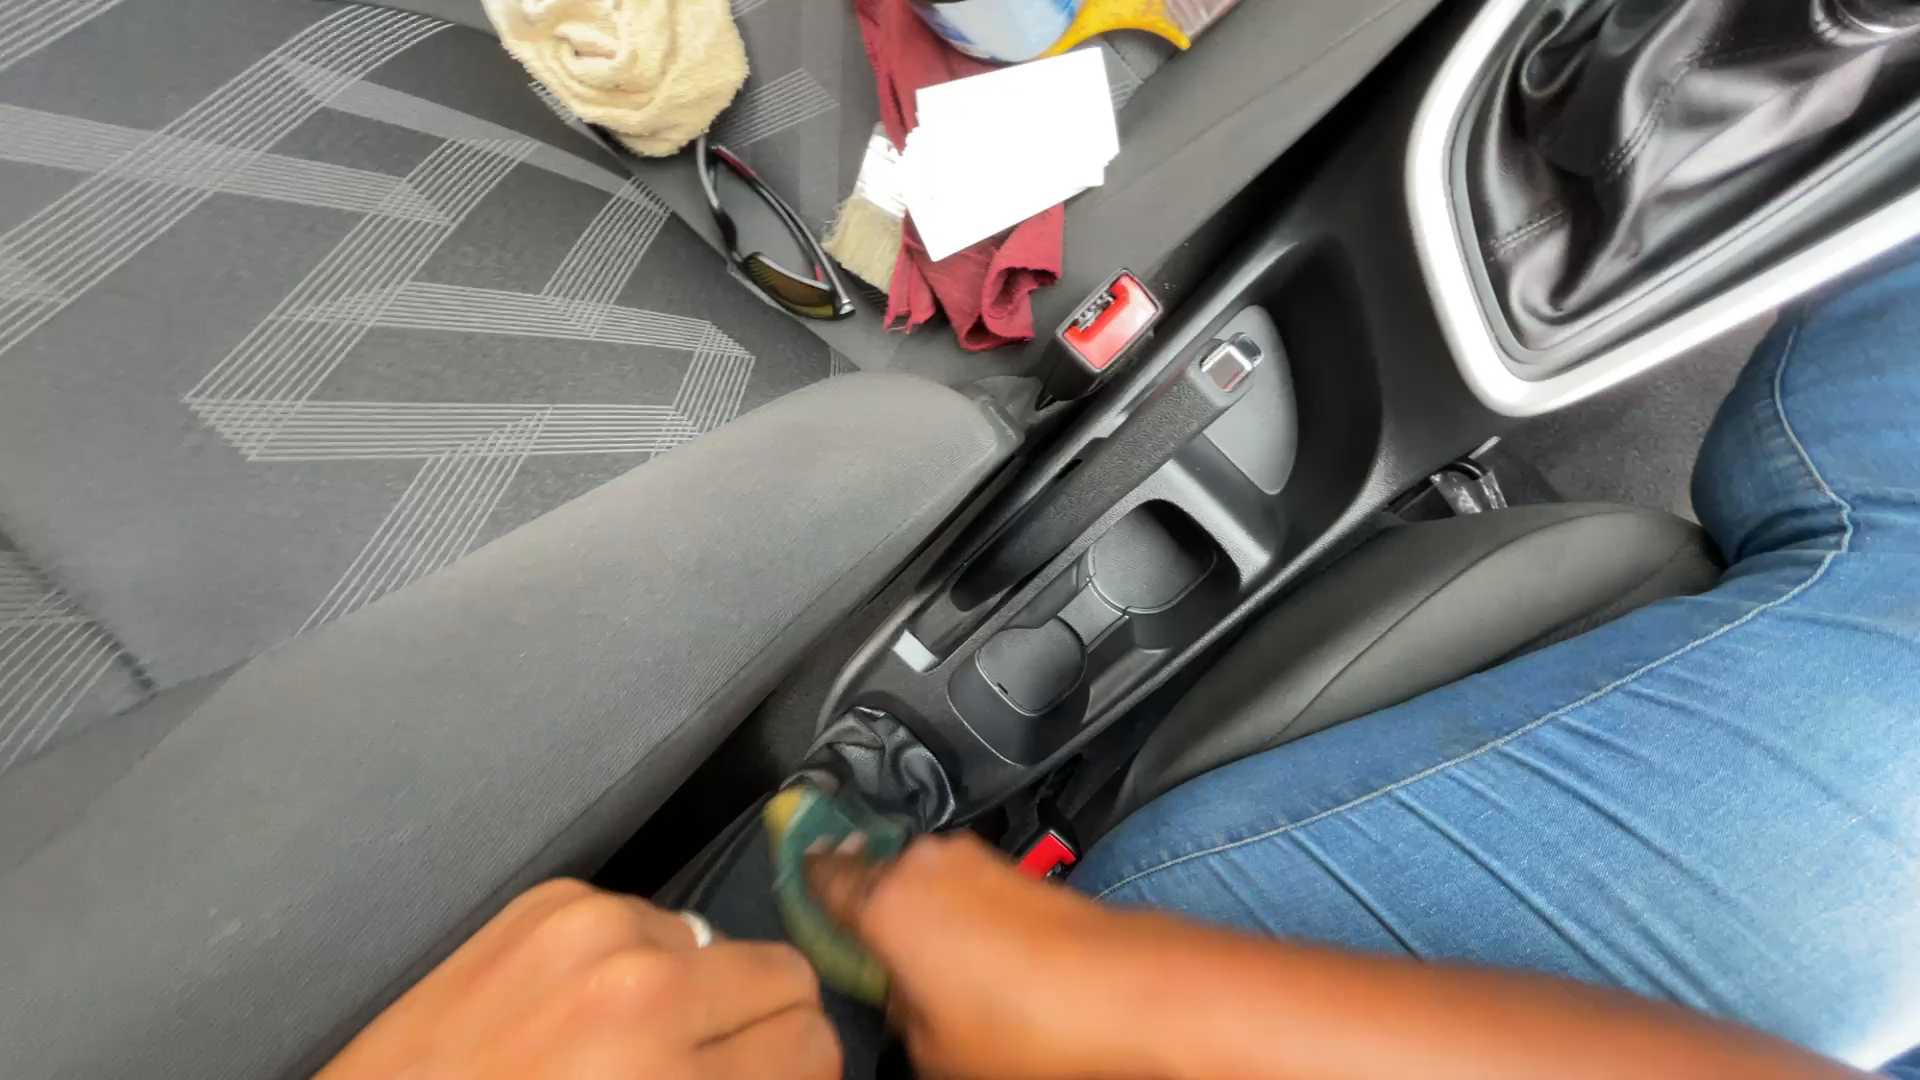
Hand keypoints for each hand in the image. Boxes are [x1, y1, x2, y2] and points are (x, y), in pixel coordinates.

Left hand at [318, 879, 839, 1079]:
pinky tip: (585, 1011)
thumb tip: (790, 1071)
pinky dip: (642, 965)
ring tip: (636, 1046)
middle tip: (721, 1070)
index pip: (810, 1044)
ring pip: (719, 944)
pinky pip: (650, 922)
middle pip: (786, 972)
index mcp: (660, 1076)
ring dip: (699, 996)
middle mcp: (640, 977)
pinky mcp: (552, 897)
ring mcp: (591, 923)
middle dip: (769, 1031)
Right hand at [807, 832, 1192, 1079]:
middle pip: (874, 873)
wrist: (1115, 986)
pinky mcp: (1005, 865)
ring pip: (918, 875)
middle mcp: (923, 863)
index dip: (807, 879)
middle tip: (867, 941)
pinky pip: (956, 879)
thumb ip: (897, 1009)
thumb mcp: (930, 1047)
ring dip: (913, 902)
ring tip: (926, 953)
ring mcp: (969, 857)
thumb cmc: (1018, 1024)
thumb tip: (901, 993)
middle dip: (868, 901)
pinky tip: (968, 945)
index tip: (797, 877)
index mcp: (887, 901)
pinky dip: (950, 903)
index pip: (826, 877)